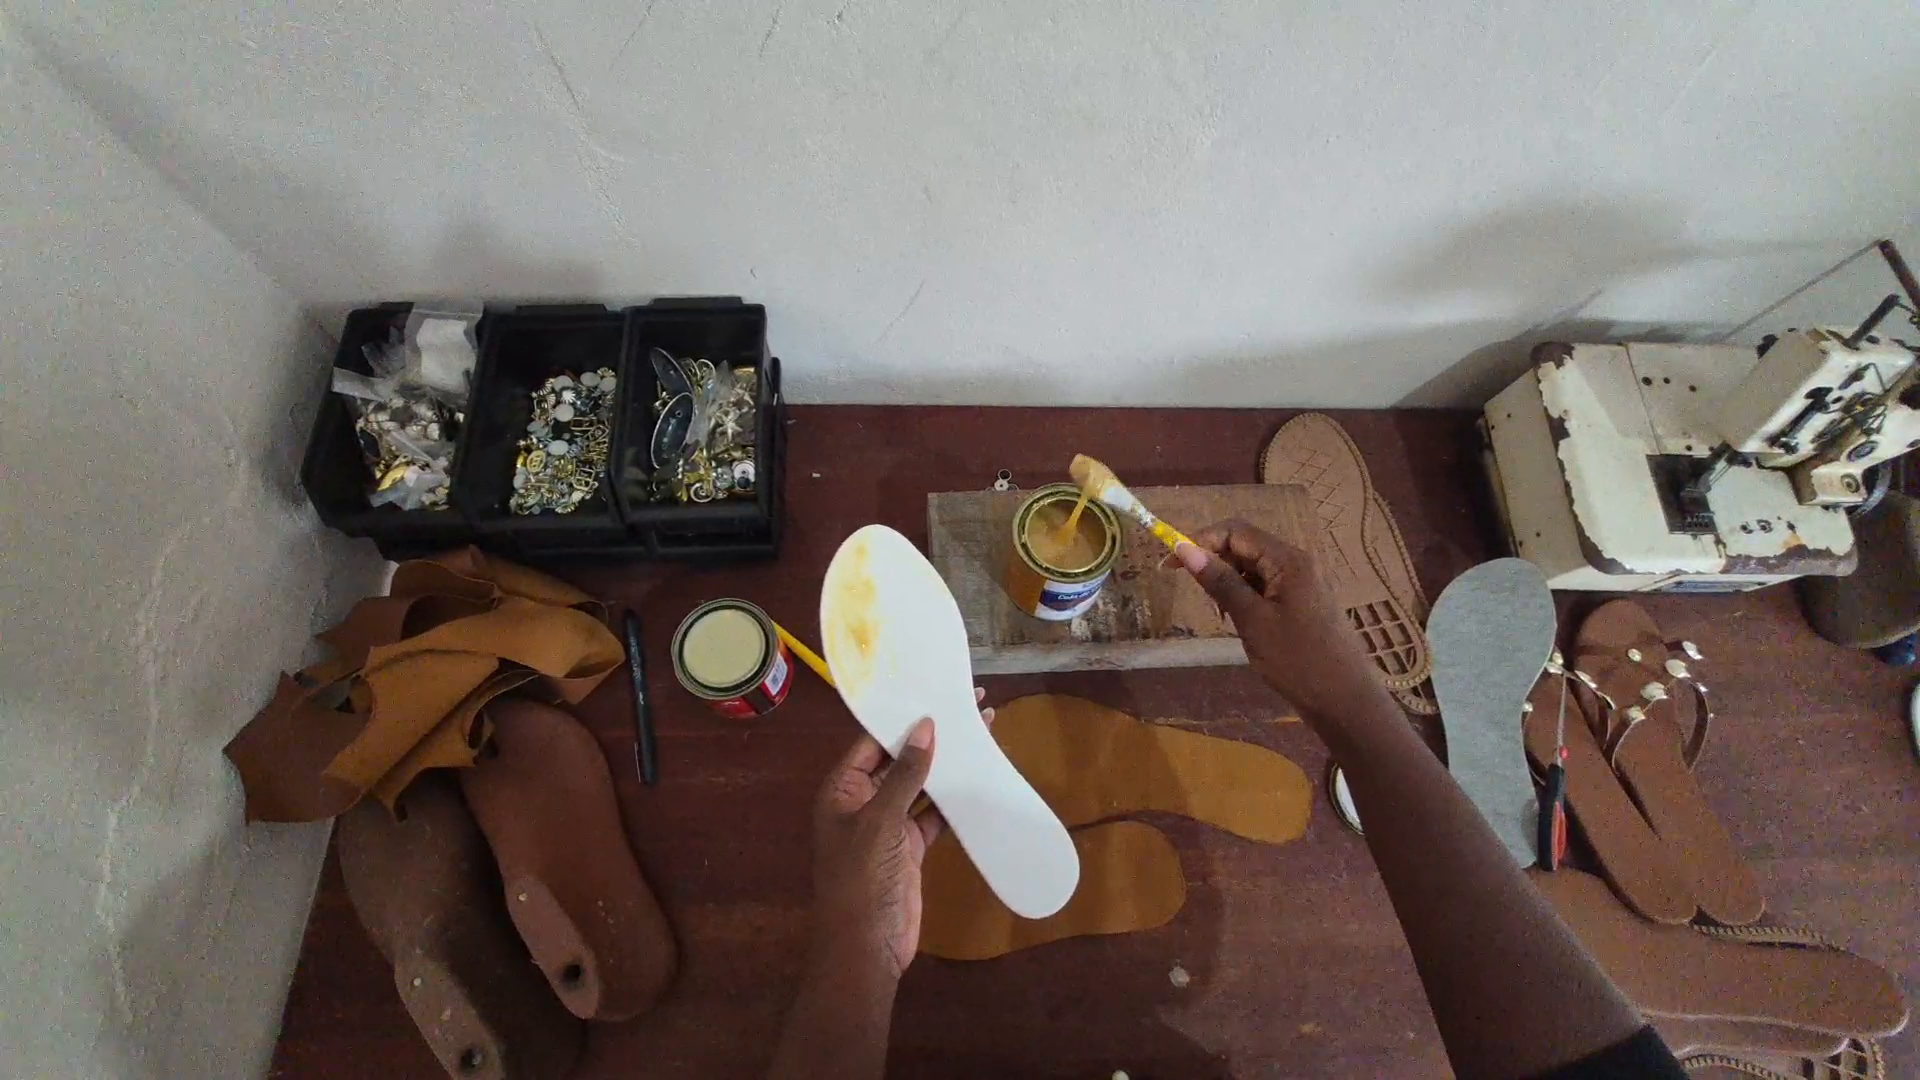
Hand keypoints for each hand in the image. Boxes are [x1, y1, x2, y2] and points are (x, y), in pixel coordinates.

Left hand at [810, 690, 993, 978]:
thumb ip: (904, 774)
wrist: (866, 948)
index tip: (934, 692)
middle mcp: (863, 799)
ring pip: (920, 783)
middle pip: (900, 758)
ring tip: (981, 732)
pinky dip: (952, 798)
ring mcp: (888, 823)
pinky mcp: (909, 845)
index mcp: (842, 788)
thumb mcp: (881, 820)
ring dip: (947, 764)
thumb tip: (925, 727)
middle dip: (932, 736)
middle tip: (968, 705)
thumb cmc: (862, 878)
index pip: (872, 740)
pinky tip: (978, 777)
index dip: (903, 718)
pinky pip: (932, 812)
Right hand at [1175, 520, 1382, 718]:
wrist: (1344, 701)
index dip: (1199, 541)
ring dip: (1227, 580)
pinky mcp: (1301, 600)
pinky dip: (1244, 594)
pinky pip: (1264, 584)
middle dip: (1213, 561)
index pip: (1235, 531)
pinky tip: (1237, 618)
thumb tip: (1185, 549)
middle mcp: (1297, 562)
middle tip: (1193, 591)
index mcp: (1288, 560)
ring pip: (1252, 566)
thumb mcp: (1251, 620)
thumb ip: (1220, 581)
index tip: (1171, 564)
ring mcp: (1301, 581)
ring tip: (1219, 612)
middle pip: (1244, 545)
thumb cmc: (1297, 660)